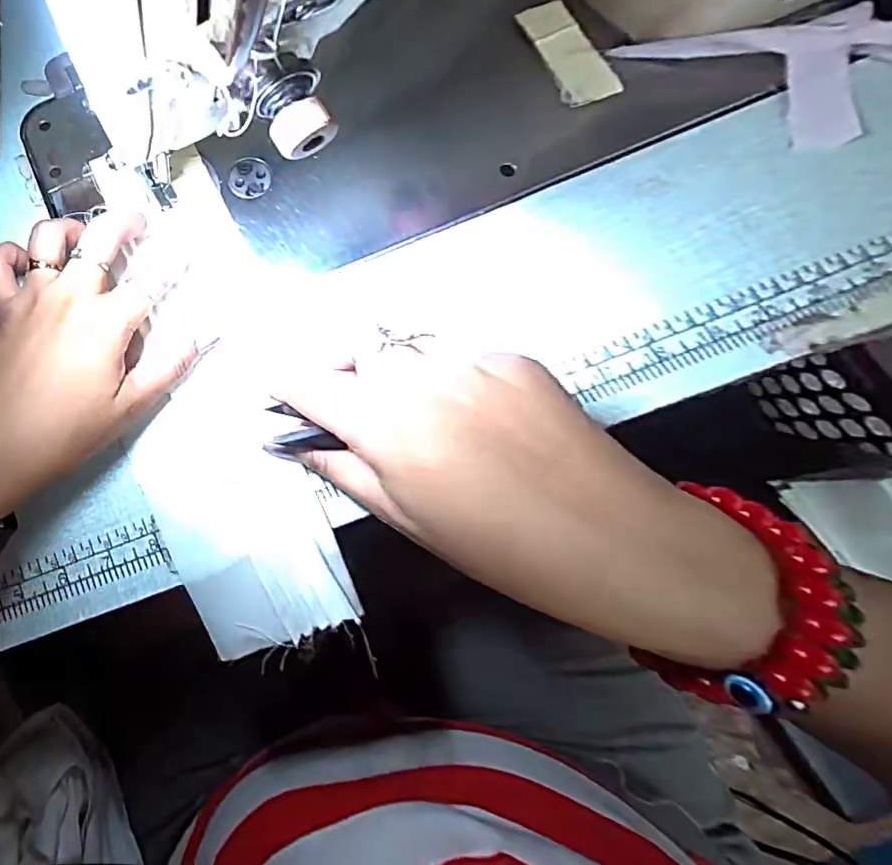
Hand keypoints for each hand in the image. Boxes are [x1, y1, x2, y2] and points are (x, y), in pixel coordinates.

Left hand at [0, 212, 201, 519]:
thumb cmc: (67, 432)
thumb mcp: (127, 408)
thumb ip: (167, 369)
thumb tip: (199, 341)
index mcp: (107, 321)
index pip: (151, 279)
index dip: (174, 262)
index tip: (187, 250)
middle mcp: (70, 295)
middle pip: (100, 237)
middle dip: (125, 221)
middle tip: (138, 224)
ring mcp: (30, 295)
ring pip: (46, 236)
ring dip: (70, 230)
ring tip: (83, 240)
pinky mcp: (0, 306)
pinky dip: (11, 254)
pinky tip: (26, 263)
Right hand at [273, 343, 781, 667]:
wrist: (615, 538)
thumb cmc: (496, 547)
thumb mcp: (405, 516)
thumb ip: (343, 468)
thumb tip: (298, 443)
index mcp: (385, 424)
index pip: (308, 381)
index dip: (284, 380)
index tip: (276, 386)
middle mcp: (419, 377)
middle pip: (357, 344)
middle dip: (342, 366)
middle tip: (351, 402)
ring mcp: (469, 358)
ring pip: (408, 348)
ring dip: (397, 372)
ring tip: (425, 416)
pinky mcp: (512, 354)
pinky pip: (458, 356)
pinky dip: (449, 378)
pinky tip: (478, 417)